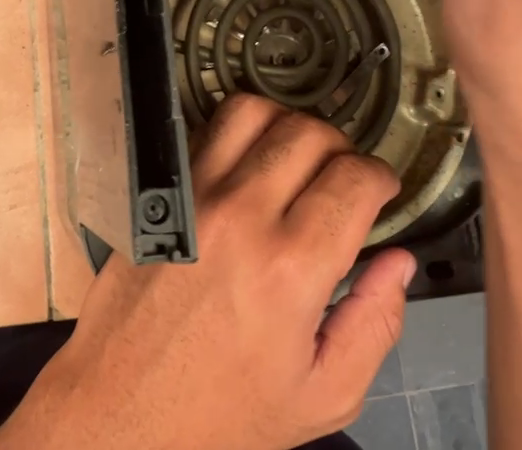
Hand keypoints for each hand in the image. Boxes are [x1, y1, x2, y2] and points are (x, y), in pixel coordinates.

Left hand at [0, 94, 411, 449]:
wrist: (123, 409)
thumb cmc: (219, 411)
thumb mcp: (321, 394)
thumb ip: (375, 324)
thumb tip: (398, 263)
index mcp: (290, 269)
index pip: (354, 178)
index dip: (380, 177)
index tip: (379, 190)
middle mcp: (241, 218)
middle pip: (308, 133)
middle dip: (340, 149)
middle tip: (341, 179)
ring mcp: (193, 198)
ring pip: (252, 112)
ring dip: (285, 126)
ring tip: (296, 160)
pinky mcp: (160, 195)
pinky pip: (203, 132)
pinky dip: (235, 133)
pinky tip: (247, 166)